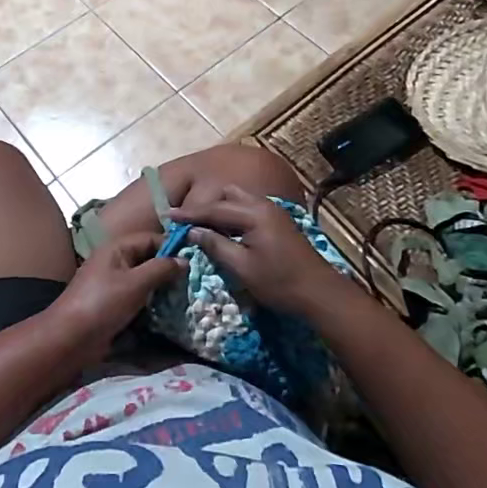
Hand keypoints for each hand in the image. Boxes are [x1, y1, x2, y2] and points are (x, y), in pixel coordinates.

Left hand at [51, 231, 183, 355]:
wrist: (70, 339)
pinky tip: (170, 307)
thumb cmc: (103, 303)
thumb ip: (162, 268)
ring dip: (163, 286)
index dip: (174, 246)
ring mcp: (115, 282)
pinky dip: (153, 299)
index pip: (153, 238)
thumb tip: (185, 260)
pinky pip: (140, 295)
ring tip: (186, 293)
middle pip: (150, 257)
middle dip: (171, 267)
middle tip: (194, 278)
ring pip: (147, 278)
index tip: (196, 258)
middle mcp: (116, 260)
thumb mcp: (136, 283)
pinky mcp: (115, 302)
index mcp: (118, 247)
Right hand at [170, 185, 349, 316]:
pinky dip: (234, 216)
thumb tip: (193, 232)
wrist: (318, 291)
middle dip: (206, 207)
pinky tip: (225, 231)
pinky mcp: (279, 223)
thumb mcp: (242, 267)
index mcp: (254, 214)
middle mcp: (265, 206)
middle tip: (186, 222)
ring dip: (221, 210)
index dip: (190, 214)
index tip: (168, 215)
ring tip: (203, 226)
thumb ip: (216, 245)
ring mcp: (274, 213)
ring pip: (240, 201)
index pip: (214, 209)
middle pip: (228, 196)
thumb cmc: (279, 282)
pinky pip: (249, 210)